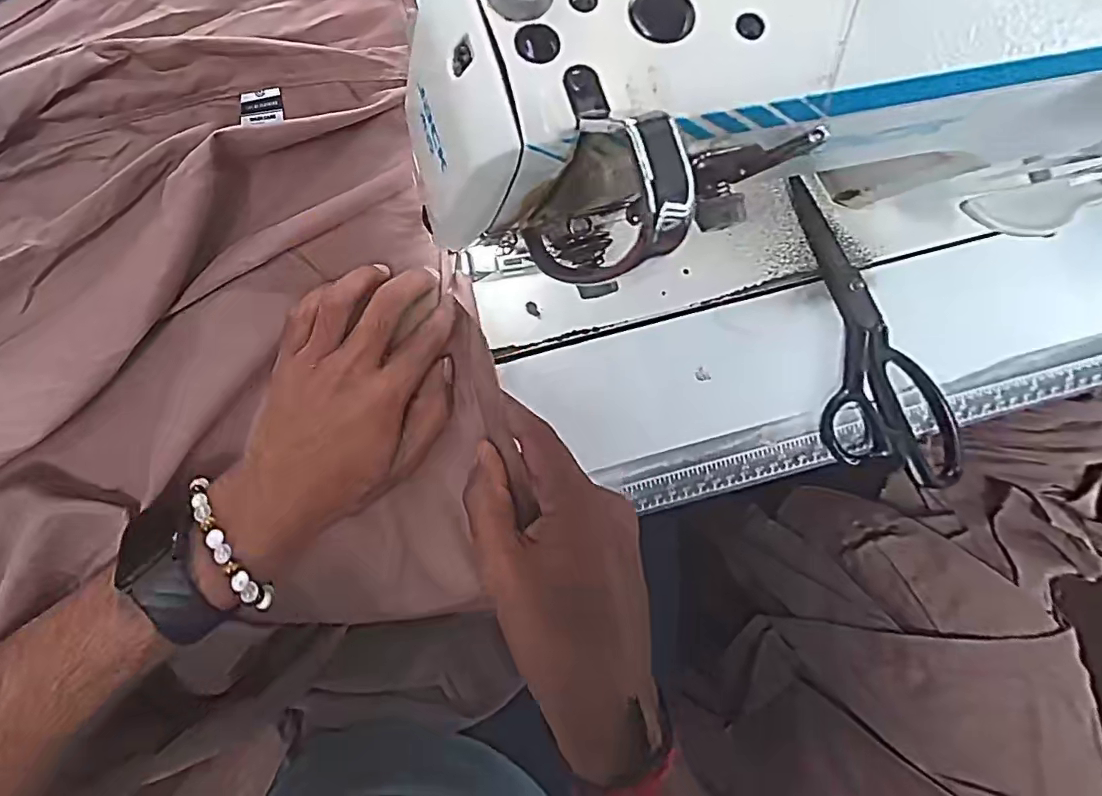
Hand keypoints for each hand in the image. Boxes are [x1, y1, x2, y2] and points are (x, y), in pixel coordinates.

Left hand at [206, 265, 458, 595]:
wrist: (281, 492)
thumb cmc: (342, 482)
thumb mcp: (401, 463)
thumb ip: (430, 415)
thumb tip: (444, 370)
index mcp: (383, 397)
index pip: (422, 342)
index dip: (442, 317)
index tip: (449, 305)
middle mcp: (349, 370)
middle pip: (384, 308)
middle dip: (411, 284)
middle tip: (424, 277)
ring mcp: (314, 361)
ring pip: (339, 301)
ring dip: (363, 278)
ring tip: (381, 272)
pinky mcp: (287, 360)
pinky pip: (302, 314)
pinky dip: (320, 294)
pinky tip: (335, 290)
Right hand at [463, 396, 664, 785]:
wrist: (605, 706)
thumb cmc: (551, 638)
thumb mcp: (501, 566)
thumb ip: (488, 500)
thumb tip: (485, 454)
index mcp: (582, 503)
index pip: (539, 437)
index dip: (509, 413)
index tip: (483, 395)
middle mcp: (610, 506)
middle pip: (550, 465)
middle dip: (513, 466)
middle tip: (478, 480)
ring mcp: (622, 529)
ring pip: (563, 491)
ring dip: (531, 495)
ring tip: (501, 527)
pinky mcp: (624, 551)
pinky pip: (579, 514)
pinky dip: (550, 515)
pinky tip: (531, 548)